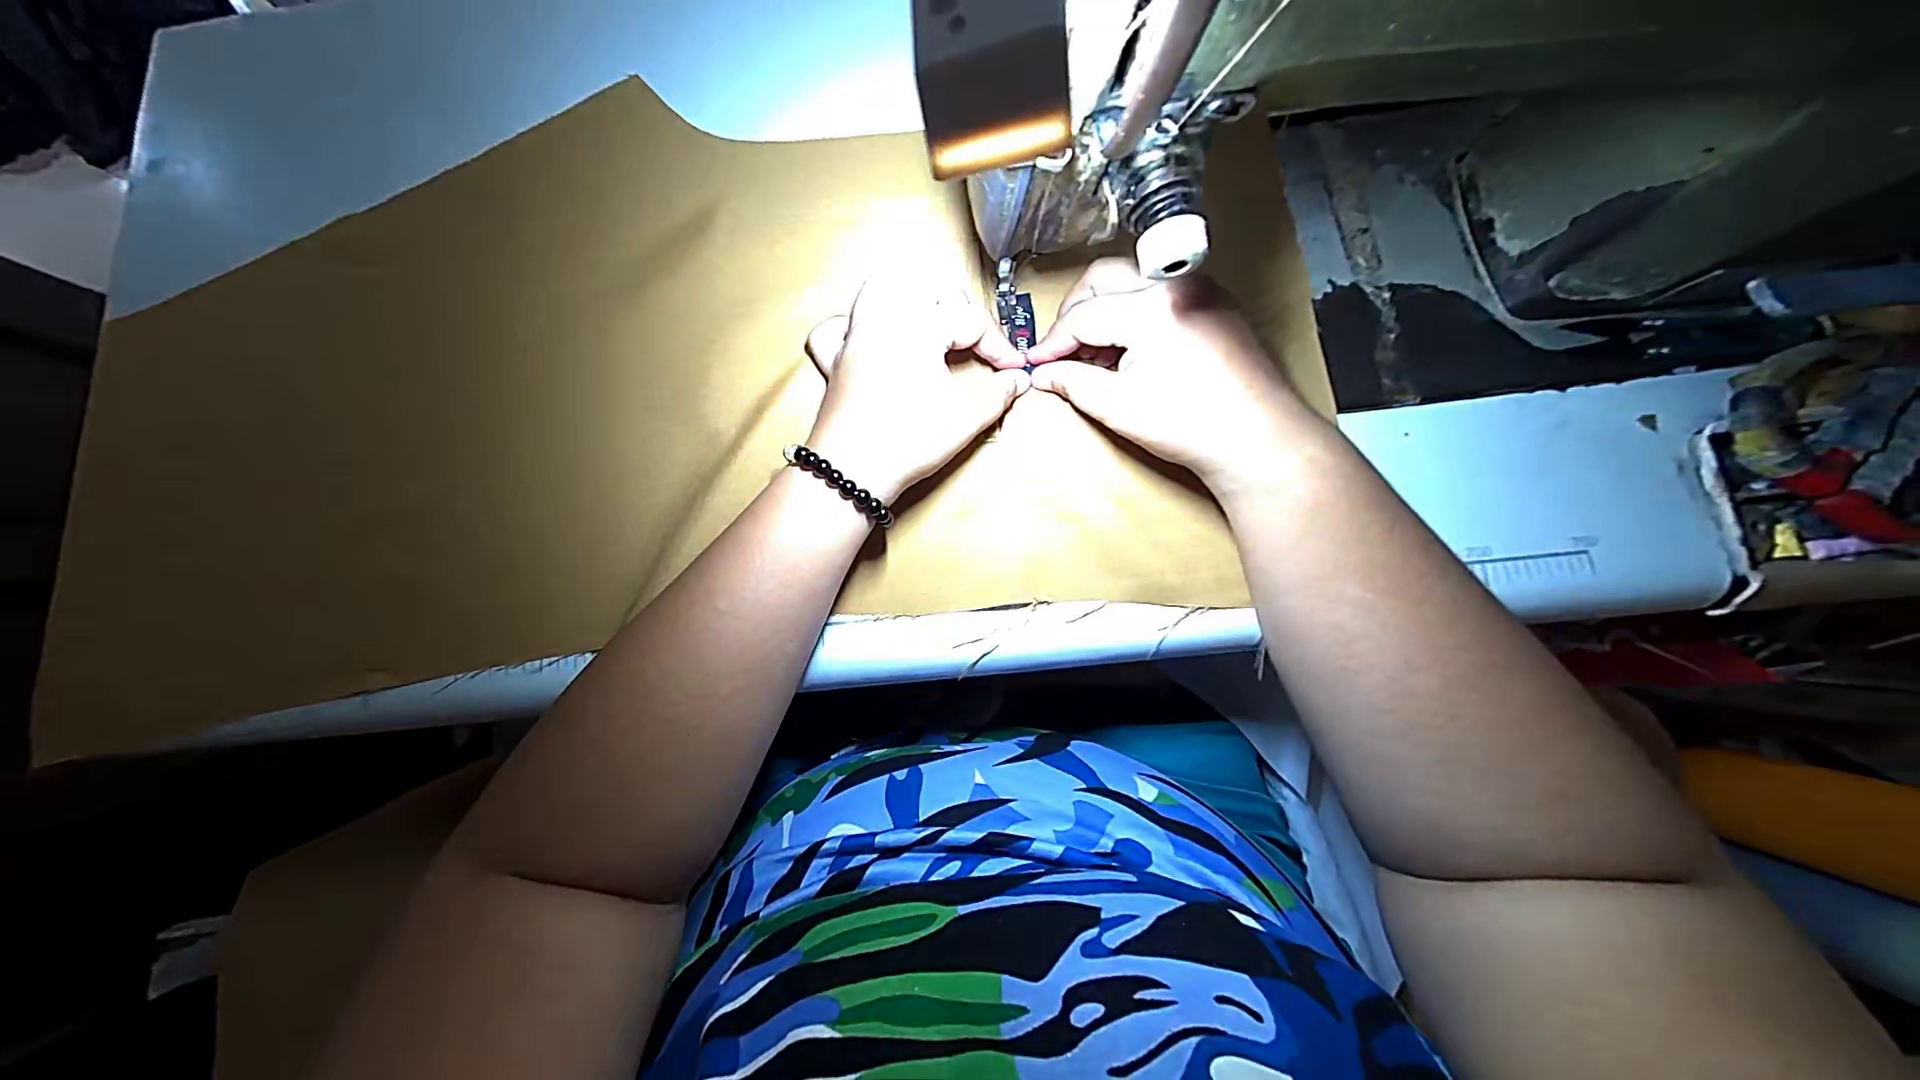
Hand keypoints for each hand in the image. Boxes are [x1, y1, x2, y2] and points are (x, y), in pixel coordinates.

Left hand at [803, 276, 1029, 503]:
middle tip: (978, 343)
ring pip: (879, 290)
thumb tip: (1015, 382)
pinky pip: (839, 327)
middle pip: (928, 290)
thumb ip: (998, 393)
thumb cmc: (903, 442)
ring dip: (910, 297)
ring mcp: (855, 340)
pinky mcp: (837, 363)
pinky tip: (872, 337)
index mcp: (918, 325)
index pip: (971, 320)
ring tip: (932, 321)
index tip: (1011, 368)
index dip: (999, 345)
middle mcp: (883, 322)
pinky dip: (856, 324)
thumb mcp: (966, 417)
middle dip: (960, 310)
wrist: (852, 473)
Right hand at [1017, 258, 1309, 495]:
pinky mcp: (1214, 303)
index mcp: (1152, 307)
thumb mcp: (1118, 406)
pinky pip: (1159, 293)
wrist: (1258, 441)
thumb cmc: (1195, 426)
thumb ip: (1072, 382)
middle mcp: (1177, 285)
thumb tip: (1045, 374)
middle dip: (1075, 312)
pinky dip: (1133, 314)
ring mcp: (1200, 290)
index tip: (1038, 361)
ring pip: (1132, 280)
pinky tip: (1129, 353)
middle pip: (1103, 277)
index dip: (1053, 342)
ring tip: (1097, 358)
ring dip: (1104, 311)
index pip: (1083, 315)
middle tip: (1061, 350)